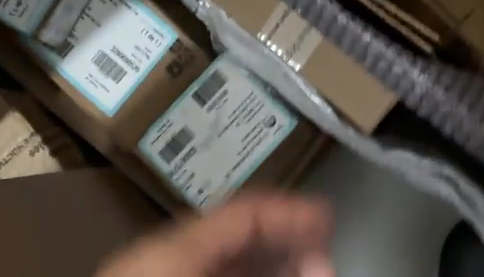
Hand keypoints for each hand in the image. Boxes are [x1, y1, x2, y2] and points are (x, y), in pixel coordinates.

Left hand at [97, 194, 334, 276]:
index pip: (243, 211)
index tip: (331, 220)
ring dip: (257, 270)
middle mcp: (152, 258)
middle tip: (320, 260)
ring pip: (212, 263)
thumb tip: (323, 266)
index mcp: (168, 252)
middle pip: (229, 236)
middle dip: (278, 247)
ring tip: (296, 276)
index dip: (292, 212)